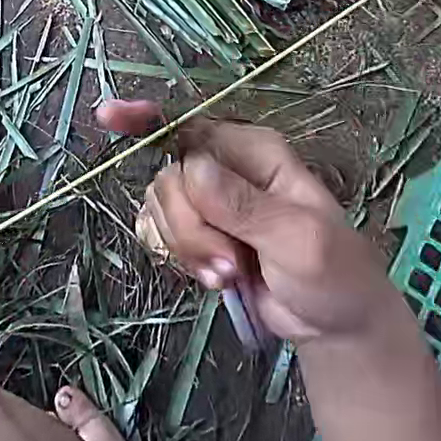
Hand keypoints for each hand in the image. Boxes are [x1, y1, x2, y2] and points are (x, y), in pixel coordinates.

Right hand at [98, 100, 407, 346]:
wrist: (333, 324)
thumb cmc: (332, 271)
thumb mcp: (298, 238)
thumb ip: (244, 205)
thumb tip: (191, 168)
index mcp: (253, 150)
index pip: (191, 124)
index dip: (147, 118)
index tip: (108, 116)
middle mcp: (224, 167)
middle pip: (169, 178)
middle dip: (190, 225)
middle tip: (230, 261)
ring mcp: (208, 202)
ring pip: (160, 208)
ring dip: (188, 248)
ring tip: (230, 275)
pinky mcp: (198, 234)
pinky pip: (161, 235)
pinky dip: (180, 259)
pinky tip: (215, 280)